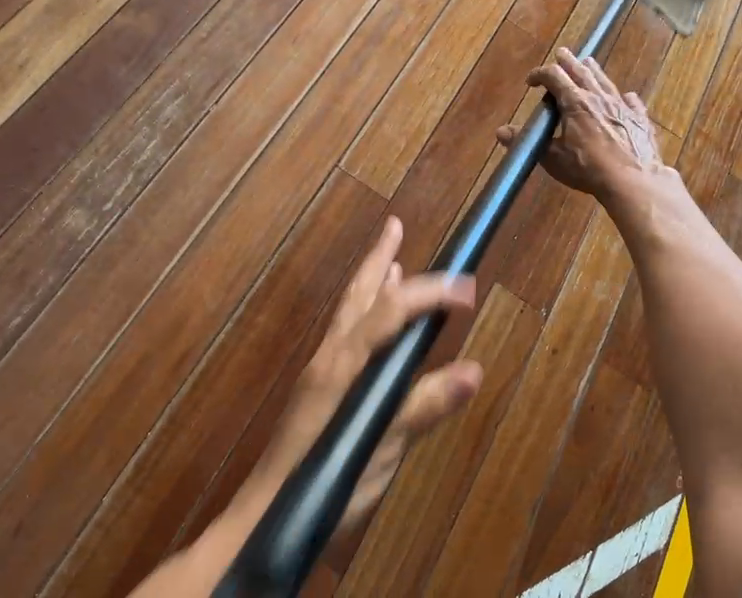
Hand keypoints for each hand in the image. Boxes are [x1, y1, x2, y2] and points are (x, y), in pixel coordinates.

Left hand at [255, 214, 482, 531]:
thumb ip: (423, 408)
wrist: (267, 517)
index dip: (429, 294)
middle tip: (395, 225)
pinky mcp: (319, 389)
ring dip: (372, 280)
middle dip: (378, 258)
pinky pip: (348, 333)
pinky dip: (366, 312)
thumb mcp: (381, 448)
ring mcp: (321, 371)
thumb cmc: (323, 482)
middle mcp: (329, 356)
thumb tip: (474, 370)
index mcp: (342, 364)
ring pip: (350, 311)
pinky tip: (374, 324)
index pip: (390, 312)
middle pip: (358, 296)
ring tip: (391, 258)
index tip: (467, 288)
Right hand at [498, 47, 666, 205]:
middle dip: (568, 61)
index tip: (531, 81)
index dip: (540, 74)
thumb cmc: (588, 169)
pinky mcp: (640, 120)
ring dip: (594, 71)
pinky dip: (625, 97)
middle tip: (561, 53)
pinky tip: (627, 96)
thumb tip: (500, 132)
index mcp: (575, 102)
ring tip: (589, 62)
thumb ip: (527, 142)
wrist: (633, 181)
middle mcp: (598, 97)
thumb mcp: (552, 158)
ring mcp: (622, 106)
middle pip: (581, 71)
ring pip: (605, 81)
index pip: (554, 76)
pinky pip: (632, 102)